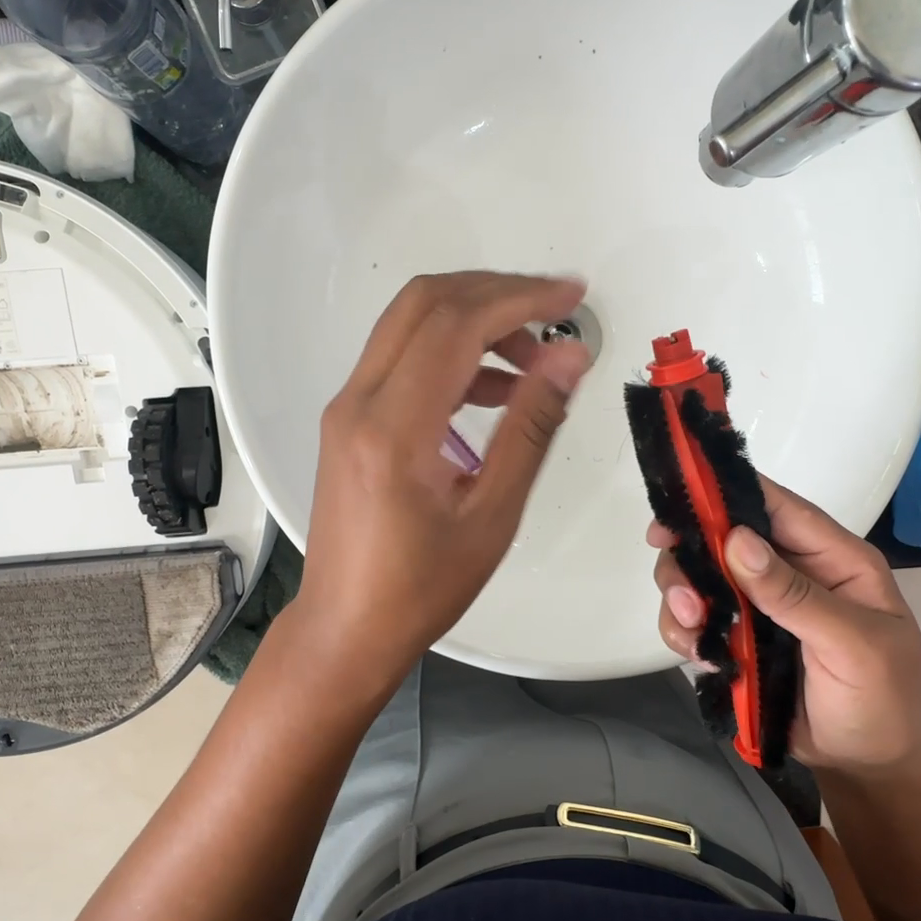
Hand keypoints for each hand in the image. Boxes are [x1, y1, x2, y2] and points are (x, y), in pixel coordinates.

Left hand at [292, 272, 591, 679]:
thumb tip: (569, 357)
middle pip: (425, 302)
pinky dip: (450, 355)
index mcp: (393, 428)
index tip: (573, 297)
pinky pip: (400, 360)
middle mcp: (358, 402)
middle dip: (497, 292)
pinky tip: (495, 390)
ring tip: (534, 360)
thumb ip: (531, 429)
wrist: (346, 627)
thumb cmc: (421, 588)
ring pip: (410, 324)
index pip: (456, 324)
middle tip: (556, 309)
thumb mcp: (492, 516)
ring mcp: (346, 408)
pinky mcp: (348, 421)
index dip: (521, 298)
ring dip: (474, 321)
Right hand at [650, 477, 920, 773]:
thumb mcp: (851, 646)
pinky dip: (685, 633)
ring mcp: (760, 605)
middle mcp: (791, 572)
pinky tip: (702, 659)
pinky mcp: (737, 637)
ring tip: (693, 634)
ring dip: (683, 601)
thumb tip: (737, 541)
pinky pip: (695, 619)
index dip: (726, 496)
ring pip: (700, 577)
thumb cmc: (879, 702)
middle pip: (723, 538)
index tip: (677, 505)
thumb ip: (795, 595)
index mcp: (833, 559)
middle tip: (683, 599)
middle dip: (692, 560)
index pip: (777, 508)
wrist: (863, 767)